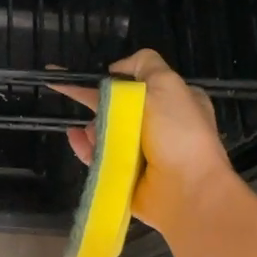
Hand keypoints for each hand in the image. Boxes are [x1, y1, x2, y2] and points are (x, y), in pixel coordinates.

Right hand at [49, 49, 239, 234]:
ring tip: (92, 131)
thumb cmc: (179, 134)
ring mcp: (139, 151)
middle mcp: (156, 125)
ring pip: (104, 131)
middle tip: (69, 91)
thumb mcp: (168, 85)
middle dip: (94, 100)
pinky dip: (85, 147)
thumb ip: (145, 64)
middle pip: (116, 106)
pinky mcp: (124, 173)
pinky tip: (75, 137)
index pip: (137, 82)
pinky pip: (97, 156)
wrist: (187, 191)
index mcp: (172, 101)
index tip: (90, 75)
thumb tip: (118, 68)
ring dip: (92, 127)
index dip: (113, 77)